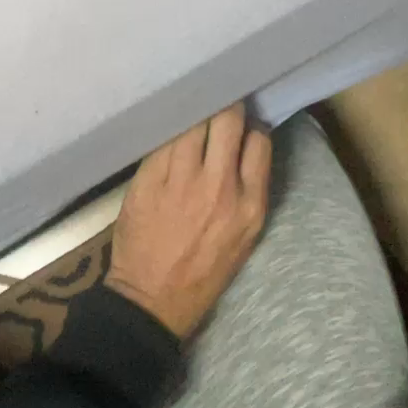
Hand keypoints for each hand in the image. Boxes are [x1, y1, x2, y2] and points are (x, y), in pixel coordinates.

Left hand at [105, 103, 272, 339]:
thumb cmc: (204, 270)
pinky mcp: (148, 181)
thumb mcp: (246, 235)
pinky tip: (169, 136)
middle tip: (219, 107)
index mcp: (249, 204)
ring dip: (194, 117)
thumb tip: (250, 143)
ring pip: (192, 124)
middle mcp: (219, 187)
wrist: (152, 300)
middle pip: (227, 121)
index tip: (244, 124)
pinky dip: (169, 135)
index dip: (251, 127)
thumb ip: (251, 188)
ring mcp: (181, 182)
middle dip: (226, 108)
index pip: (259, 141)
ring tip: (192, 117)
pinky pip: (162, 141)